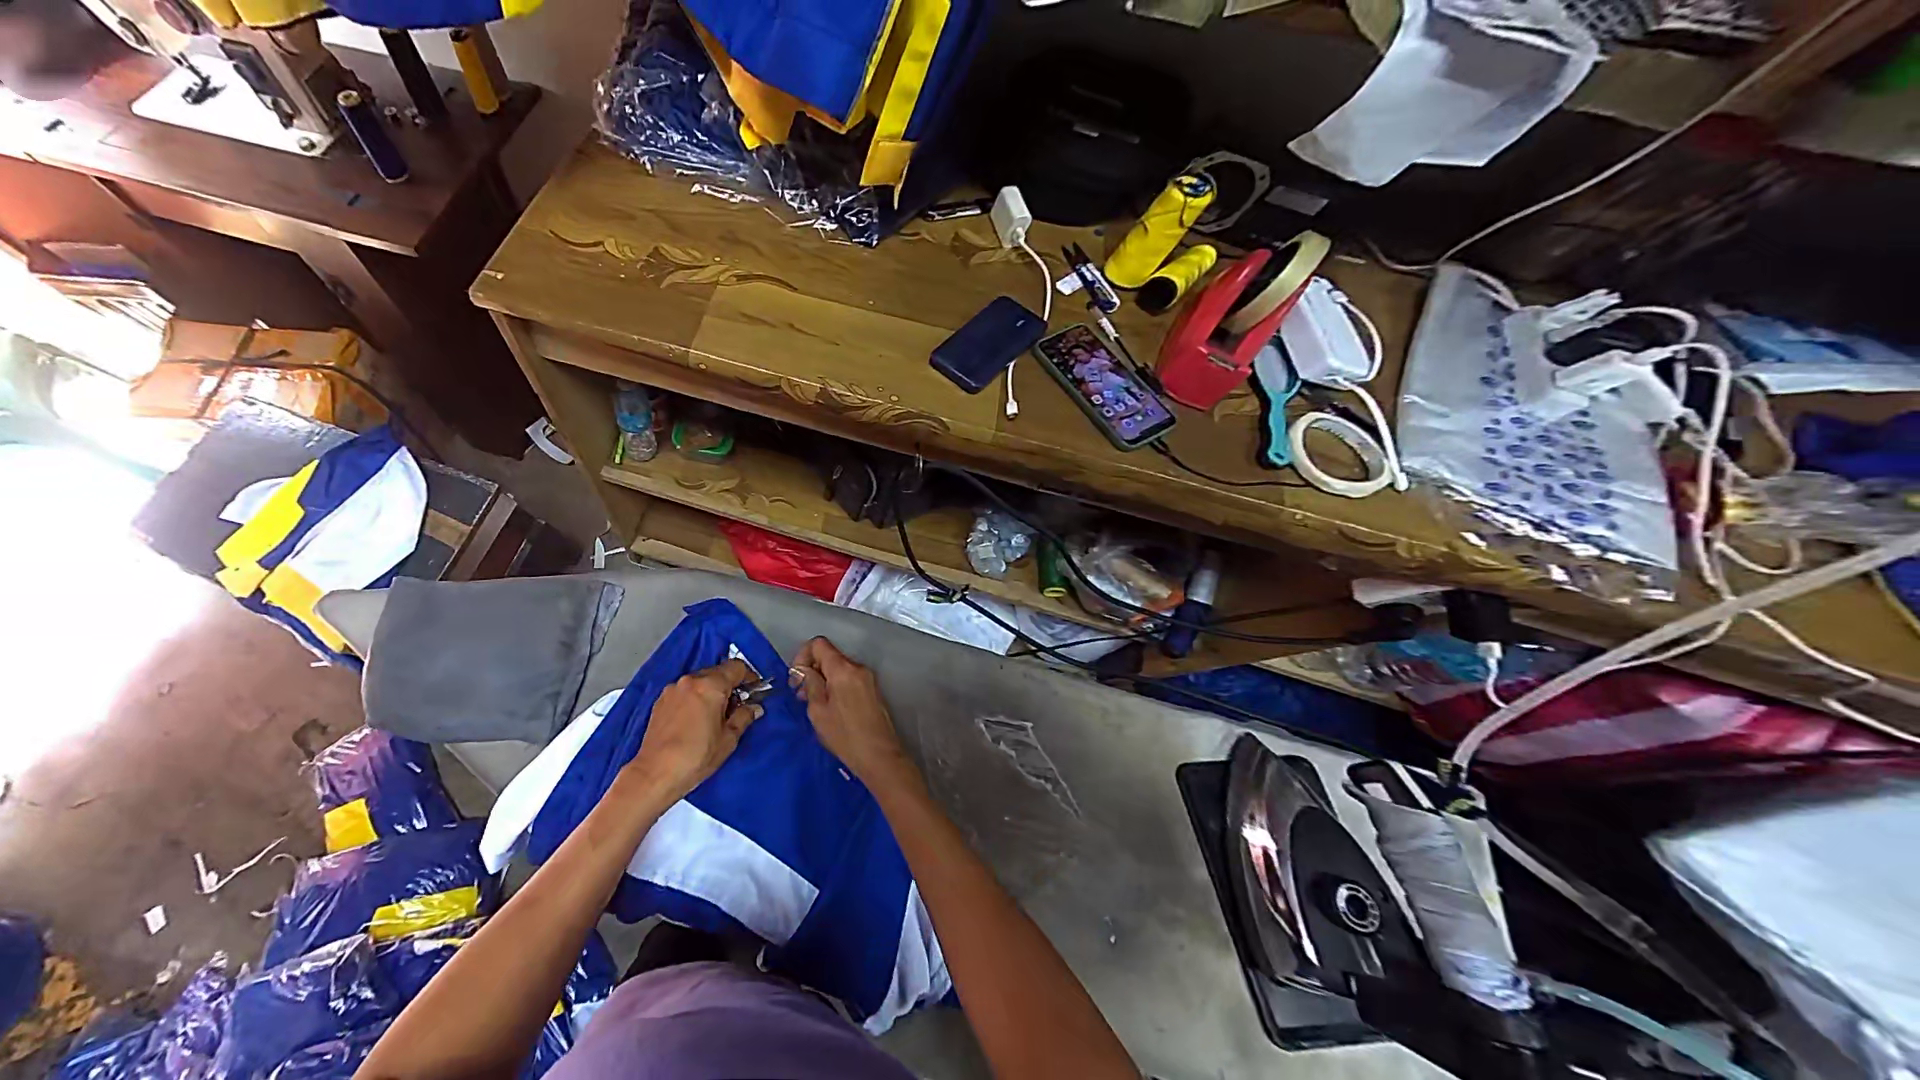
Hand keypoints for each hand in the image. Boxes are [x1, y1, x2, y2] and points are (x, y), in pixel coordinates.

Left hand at [626, 658, 760, 804]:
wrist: (655, 774)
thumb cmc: (697, 756)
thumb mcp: (729, 738)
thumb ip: (744, 717)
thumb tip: (754, 708)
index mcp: (710, 685)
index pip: (736, 667)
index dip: (750, 676)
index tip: (755, 690)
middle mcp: (689, 681)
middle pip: (717, 672)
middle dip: (729, 686)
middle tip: (737, 707)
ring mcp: (672, 690)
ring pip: (699, 682)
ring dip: (711, 692)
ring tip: (715, 716)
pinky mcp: (660, 702)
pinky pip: (685, 692)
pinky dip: (695, 699)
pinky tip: (696, 720)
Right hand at [791, 637, 916, 791]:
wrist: (879, 755)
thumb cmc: (844, 735)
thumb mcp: (817, 710)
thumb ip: (810, 683)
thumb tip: (804, 670)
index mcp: (843, 669)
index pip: (819, 644)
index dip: (802, 656)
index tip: (796, 678)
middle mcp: (858, 667)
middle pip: (829, 656)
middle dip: (812, 670)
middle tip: (801, 695)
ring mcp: (868, 678)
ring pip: (839, 668)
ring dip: (824, 680)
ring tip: (815, 705)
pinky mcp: (873, 690)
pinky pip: (849, 679)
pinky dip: (836, 686)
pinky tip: (831, 708)